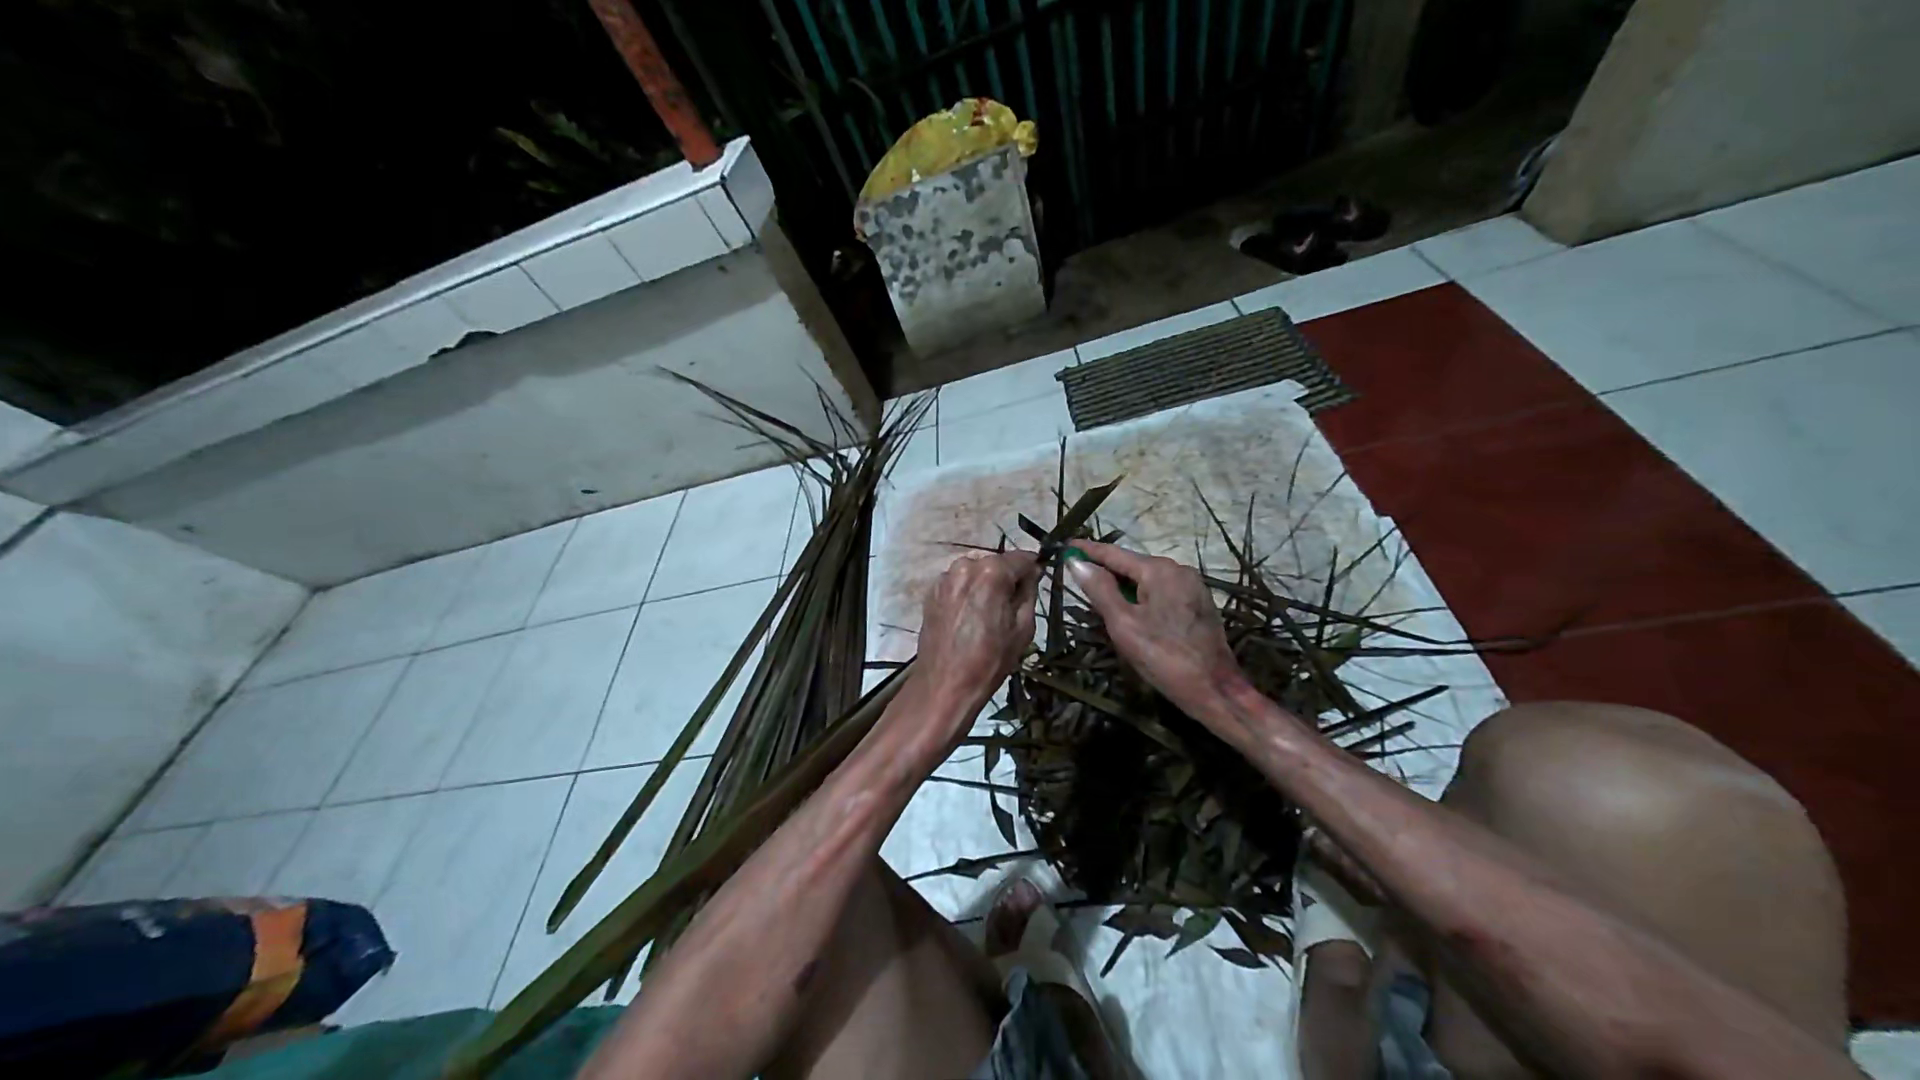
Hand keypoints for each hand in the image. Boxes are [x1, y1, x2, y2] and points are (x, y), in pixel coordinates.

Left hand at [916, 550, 1040, 719]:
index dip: (1033, 569)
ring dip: (986, 584)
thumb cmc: (990, 659)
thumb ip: (1029, 592)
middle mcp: (965, 565)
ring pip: (976, 571)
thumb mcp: (1023, 627)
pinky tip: (970, 616)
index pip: (1022, 558)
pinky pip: (959, 583)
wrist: (945, 684)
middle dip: (1007, 578)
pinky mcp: (932, 591)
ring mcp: (945, 577)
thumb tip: (1032, 573)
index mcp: (991, 571)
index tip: (1037, 582)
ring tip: (989, 613)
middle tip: (1012, 606)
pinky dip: (968, 592)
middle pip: (996, 562)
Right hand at [1067, 542, 1248, 721]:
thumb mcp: (1123, 624)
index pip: (1115, 553)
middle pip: (1132, 564)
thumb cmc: (1163, 657)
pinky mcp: (1197, 604)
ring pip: (1146, 579)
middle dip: (1104, 568)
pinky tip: (1127, 608)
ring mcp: (1191, 586)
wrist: (1214, 689)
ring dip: (1122, 584)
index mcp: (1159, 570)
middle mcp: (1178, 570)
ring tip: (1096, 591)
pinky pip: (1160, 591)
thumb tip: (1077, 563)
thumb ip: (1100, 590)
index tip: (1065, 546)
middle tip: (1075, 572)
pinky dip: (1140, 595)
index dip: (1088, 550)